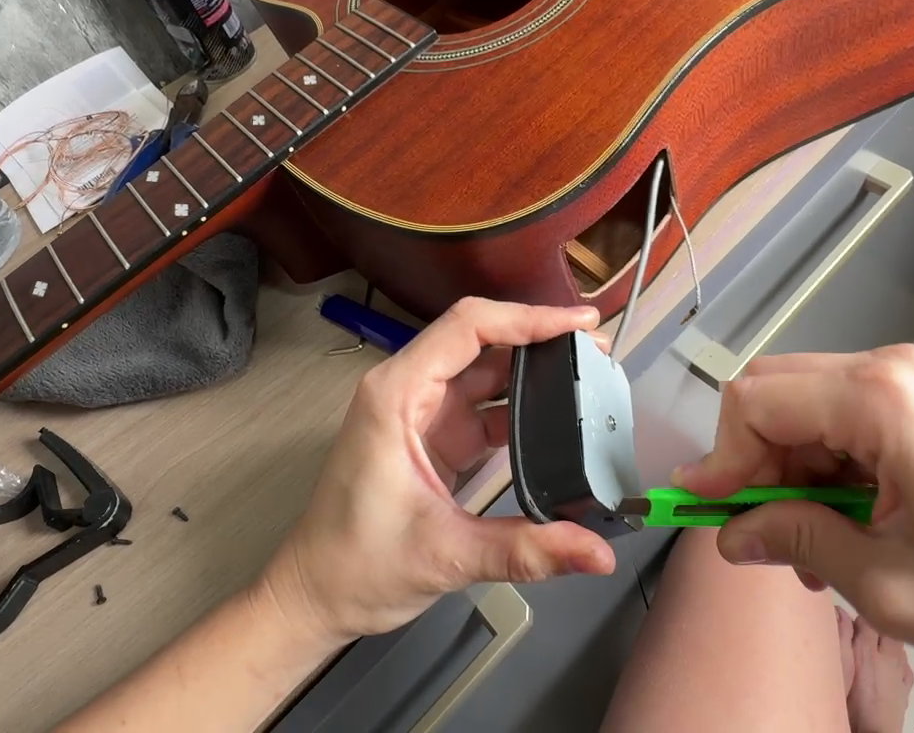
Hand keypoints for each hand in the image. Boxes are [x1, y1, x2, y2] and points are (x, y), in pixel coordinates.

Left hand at [258, 298, 617, 646]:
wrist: (315, 596)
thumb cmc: (356, 565)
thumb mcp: (446, 556)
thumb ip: (526, 550)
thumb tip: (598, 554)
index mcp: (396, 394)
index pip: (468, 327)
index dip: (526, 317)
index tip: (577, 323)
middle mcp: (409, 389)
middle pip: (481, 339)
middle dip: (538, 337)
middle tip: (593, 346)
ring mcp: (423, 411)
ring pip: (486, 370)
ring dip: (534, 368)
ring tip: (585, 372)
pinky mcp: (435, 435)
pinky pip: (485, 405)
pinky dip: (522, 407)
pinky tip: (558, 415)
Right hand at [674, 344, 913, 685]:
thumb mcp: (882, 584)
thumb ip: (792, 539)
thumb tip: (728, 532)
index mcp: (882, 400)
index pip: (756, 401)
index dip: (722, 456)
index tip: (709, 510)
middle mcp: (893, 371)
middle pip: (775, 391)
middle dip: (752, 459)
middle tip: (758, 529)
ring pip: (804, 404)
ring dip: (787, 468)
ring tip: (804, 543)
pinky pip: (842, 416)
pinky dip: (822, 464)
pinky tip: (838, 522)